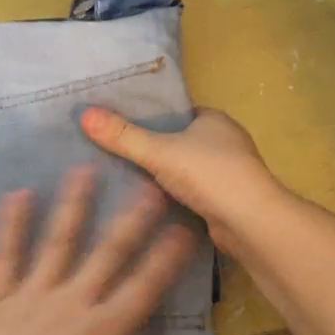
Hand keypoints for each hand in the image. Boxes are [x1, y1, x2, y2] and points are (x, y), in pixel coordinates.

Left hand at [0, 166, 195, 334]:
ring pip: (58, 243)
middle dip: (134, 217)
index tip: (185, 227)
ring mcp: (30, 299)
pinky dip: (10, 225)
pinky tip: (18, 194)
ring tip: (84, 168)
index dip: (168, 257)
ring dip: (74, 204)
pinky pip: (3, 259)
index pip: (144, 288)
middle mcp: (71, 306)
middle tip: (150, 183)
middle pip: (109, 253)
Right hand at [82, 107, 287, 251]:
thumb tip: (85, 114)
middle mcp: (227, 141)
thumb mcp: (159, 152)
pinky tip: (153, 206)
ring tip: (128, 183)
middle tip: (119, 157)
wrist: (249, 221)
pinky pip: (196, 194)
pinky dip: (178, 198)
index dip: (154, 118)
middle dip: (158, 150)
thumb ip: (123, 136)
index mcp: (215, 119)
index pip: (179, 113)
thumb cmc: (209, 173)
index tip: (124, 126)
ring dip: (168, 177)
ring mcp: (231, 173)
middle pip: (184, 142)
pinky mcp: (228, 201)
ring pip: (190, 170)